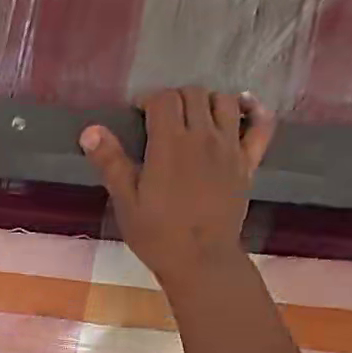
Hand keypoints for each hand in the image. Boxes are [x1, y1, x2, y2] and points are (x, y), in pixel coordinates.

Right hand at [79, 87, 275, 283]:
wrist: (200, 258)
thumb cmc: (156, 234)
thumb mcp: (125, 201)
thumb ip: (110, 162)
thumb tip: (90, 130)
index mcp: (170, 144)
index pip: (163, 99)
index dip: (148, 99)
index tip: (137, 113)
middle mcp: (204, 135)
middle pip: (194, 94)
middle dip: (175, 98)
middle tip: (160, 118)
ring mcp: (231, 146)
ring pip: (225, 101)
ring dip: (207, 101)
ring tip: (193, 117)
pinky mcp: (248, 161)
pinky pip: (261, 123)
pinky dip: (254, 109)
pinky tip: (243, 108)